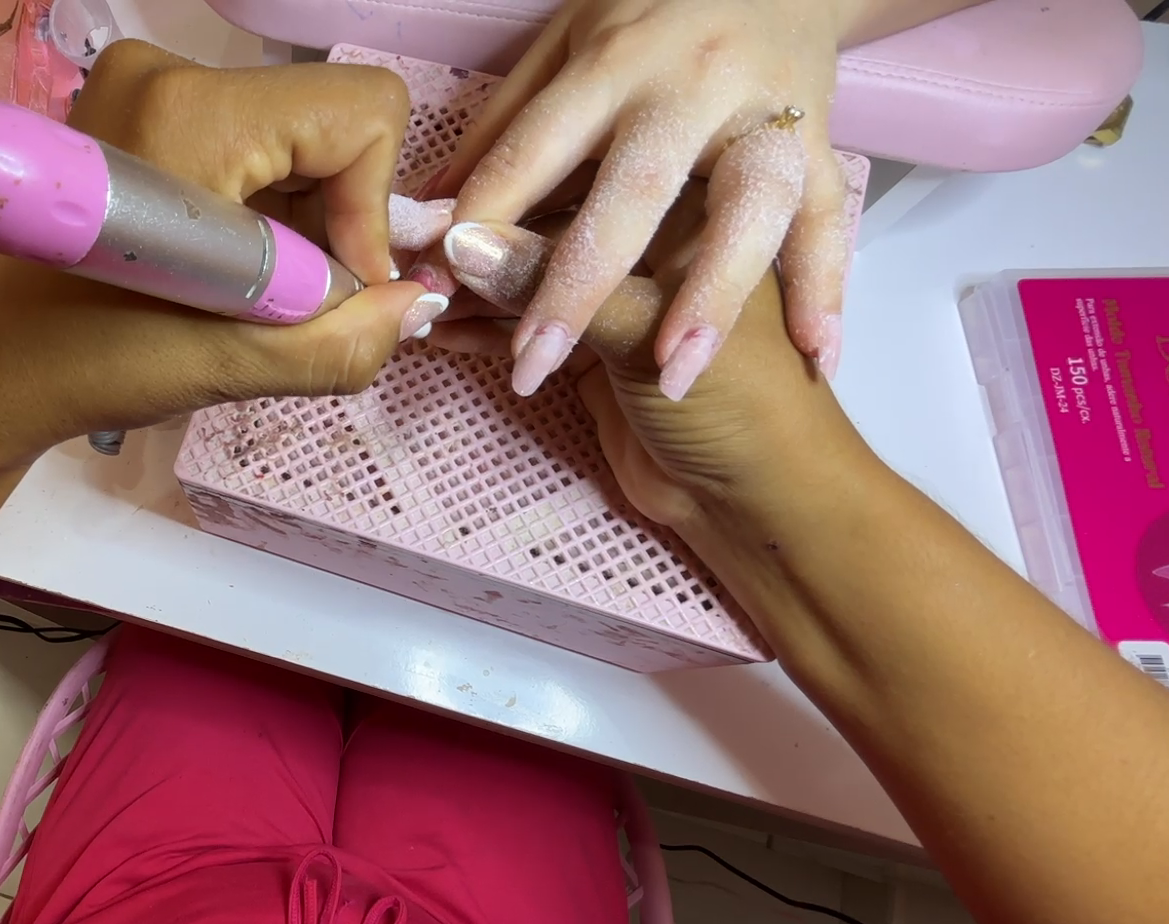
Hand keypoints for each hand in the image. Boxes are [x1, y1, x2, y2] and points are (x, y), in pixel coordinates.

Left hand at [0, 41, 437, 465]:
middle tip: (288, 304)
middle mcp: (170, 75)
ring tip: (247, 297)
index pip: (361, 112)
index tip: (331, 293)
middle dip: (333, 227)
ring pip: (295, 144)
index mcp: (191, 116)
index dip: (370, 212)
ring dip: (299, 231)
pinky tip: (228, 275)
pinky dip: (265, 221)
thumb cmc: (93, 366)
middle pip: (329, 125)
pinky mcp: (142, 121)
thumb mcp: (230, 365)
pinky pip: (252, 155)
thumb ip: (342, 342)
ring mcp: (150, 92)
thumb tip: (414, 302)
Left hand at [432, 0, 851, 398]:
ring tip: (676, 375)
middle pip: (630, 195)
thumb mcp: (563, 57)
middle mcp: (693, 85)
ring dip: (712, 298)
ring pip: (748, 208)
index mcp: (612, 62)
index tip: (443, 287)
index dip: (483, 225)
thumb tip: (429, 213)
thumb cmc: (648, 19)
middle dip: (577, 287)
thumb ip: (501, 137)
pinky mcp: (826, 140)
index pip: (530, 155)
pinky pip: (830, 218)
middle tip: (533, 364)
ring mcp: (769, 113)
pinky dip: (829, 287)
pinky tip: (817, 356)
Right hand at [436, 214, 870, 533]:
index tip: (433, 223)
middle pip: (538, 229)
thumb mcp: (641, 328)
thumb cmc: (736, 400)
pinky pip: (522, 329)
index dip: (500, 200)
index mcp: (679, 204)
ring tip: (415, 304)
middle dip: (475, 249)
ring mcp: (609, 296)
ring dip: (471, 295)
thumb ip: (552, 282)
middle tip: (412, 264)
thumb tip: (460, 245)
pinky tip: (439, 334)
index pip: (575, 182)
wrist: (756, 496)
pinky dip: (482, 333)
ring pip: (525, 281)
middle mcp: (640, 238)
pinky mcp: (583, 347)